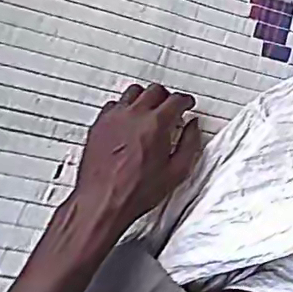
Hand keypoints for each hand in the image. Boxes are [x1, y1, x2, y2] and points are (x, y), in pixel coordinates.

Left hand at [72, 84, 202, 232]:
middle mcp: (134, 115)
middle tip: (170, 106)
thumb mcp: (176, 172)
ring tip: (149, 109)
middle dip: (166, 97)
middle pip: (154, 90)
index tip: (186, 104)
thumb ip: (190, 144)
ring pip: (132, 92)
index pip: (176, 100)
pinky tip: (127, 118)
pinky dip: (123, 108)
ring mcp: (114, 118)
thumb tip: (193, 129)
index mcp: (156, 124)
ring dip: (144, 98)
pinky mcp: (99, 125)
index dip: (185, 101)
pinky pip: (113, 105)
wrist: (103, 201)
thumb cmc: (134, 191)